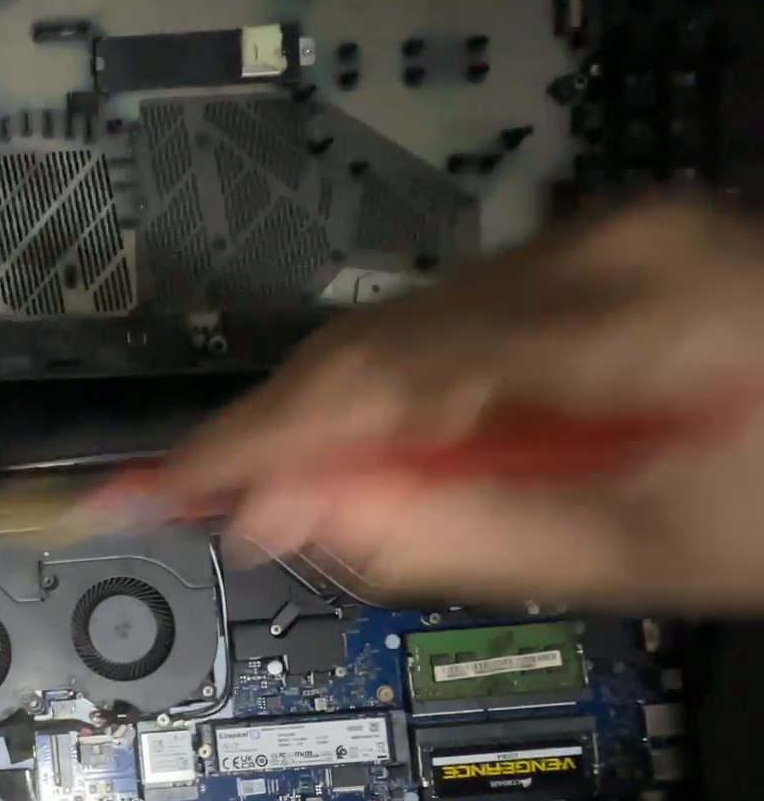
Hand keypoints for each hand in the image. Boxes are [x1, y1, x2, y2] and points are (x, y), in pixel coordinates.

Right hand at [165, 191, 763, 610]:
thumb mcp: (637, 549)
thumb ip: (448, 534)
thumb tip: (298, 518)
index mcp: (619, 324)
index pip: (365, 383)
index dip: (248, 443)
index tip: (163, 486)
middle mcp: (581, 259)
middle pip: (351, 350)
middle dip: (263, 435)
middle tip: (198, 497)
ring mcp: (569, 251)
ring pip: (370, 339)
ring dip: (307, 420)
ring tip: (270, 487)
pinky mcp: (558, 264)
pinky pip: (412, 330)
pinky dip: (360, 395)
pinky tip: (349, 444)